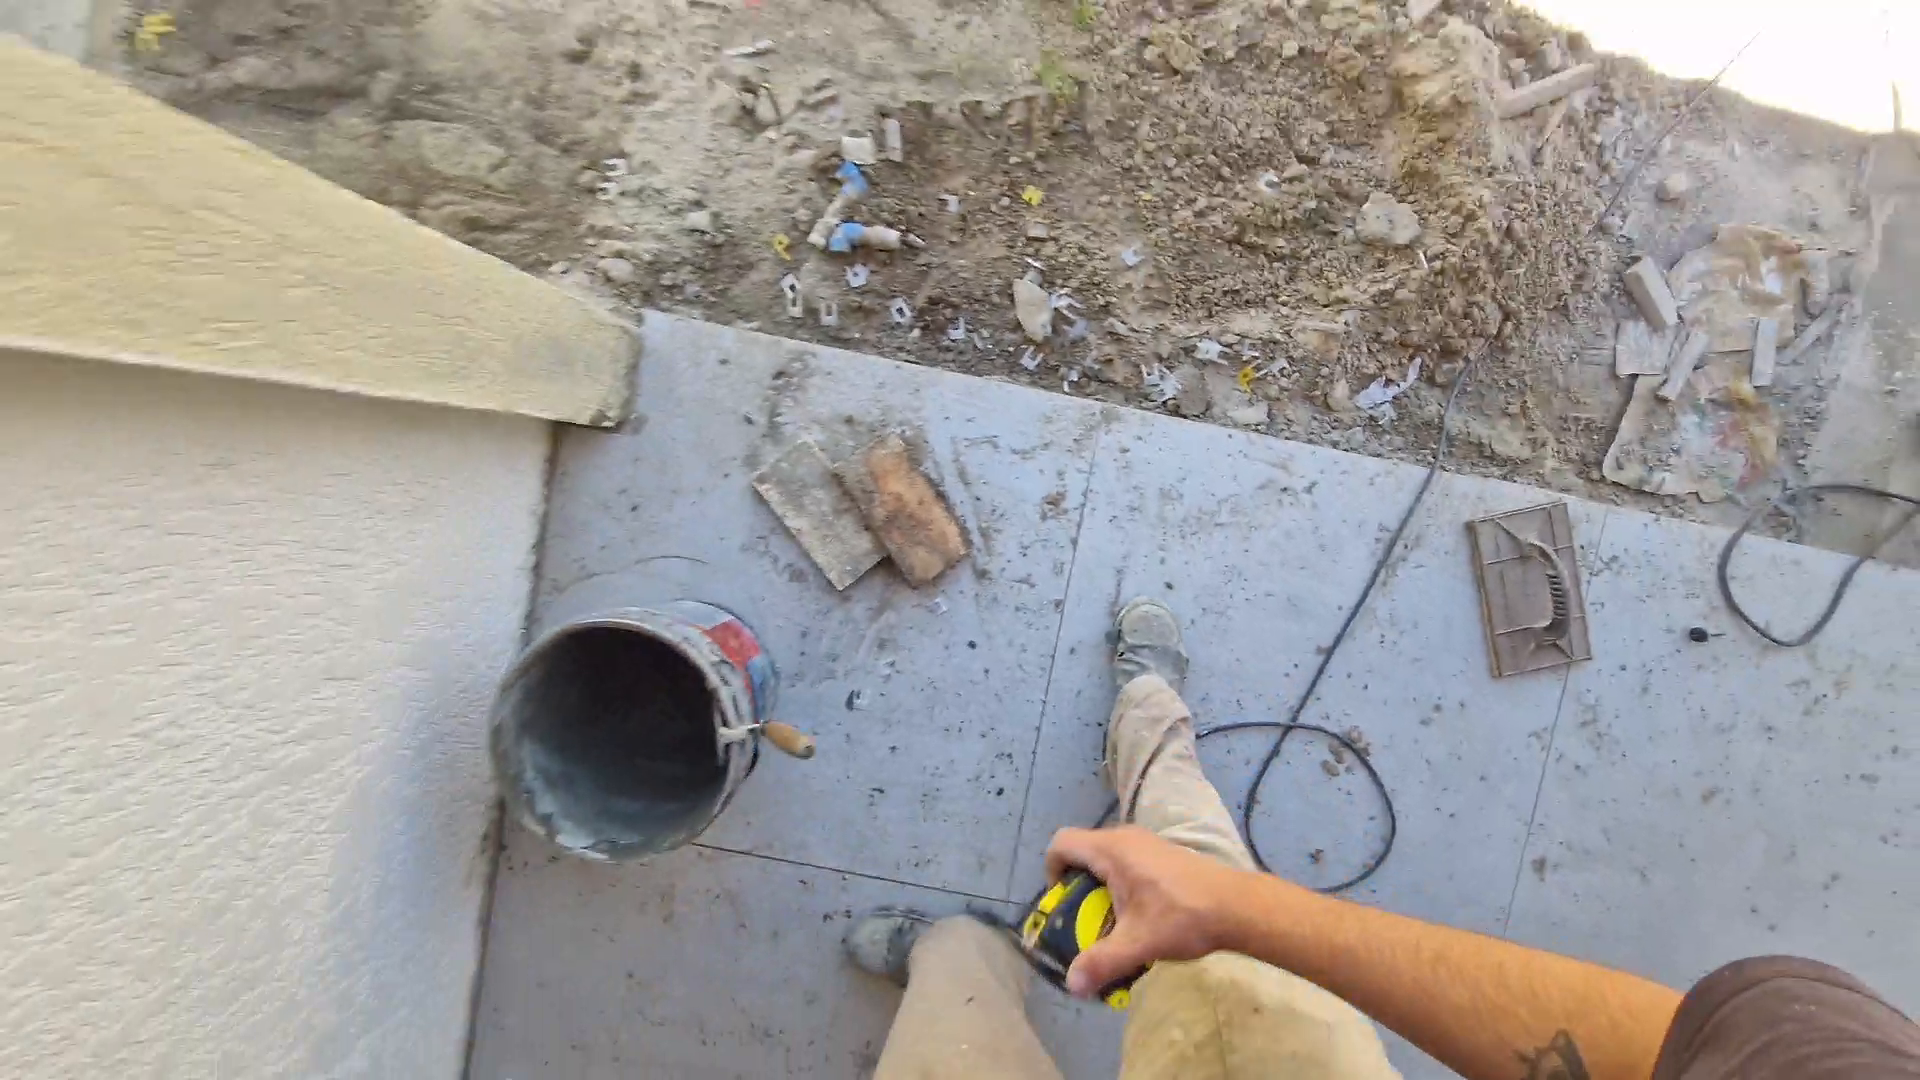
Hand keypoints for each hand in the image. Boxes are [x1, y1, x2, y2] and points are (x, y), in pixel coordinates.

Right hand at [1044, 825, 1259, 996]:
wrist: (1236, 905)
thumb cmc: (1182, 916)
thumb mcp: (1138, 943)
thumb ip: (1102, 962)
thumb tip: (1071, 985)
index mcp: (1110, 849)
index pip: (1062, 843)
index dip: (1052, 870)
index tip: (1062, 903)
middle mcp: (1123, 836)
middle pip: (1082, 850)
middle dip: (1076, 885)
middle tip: (1084, 919)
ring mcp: (1144, 841)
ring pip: (1104, 856)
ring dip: (1099, 885)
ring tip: (1112, 920)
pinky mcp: (1160, 851)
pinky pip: (1124, 859)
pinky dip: (1119, 881)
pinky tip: (1140, 913)